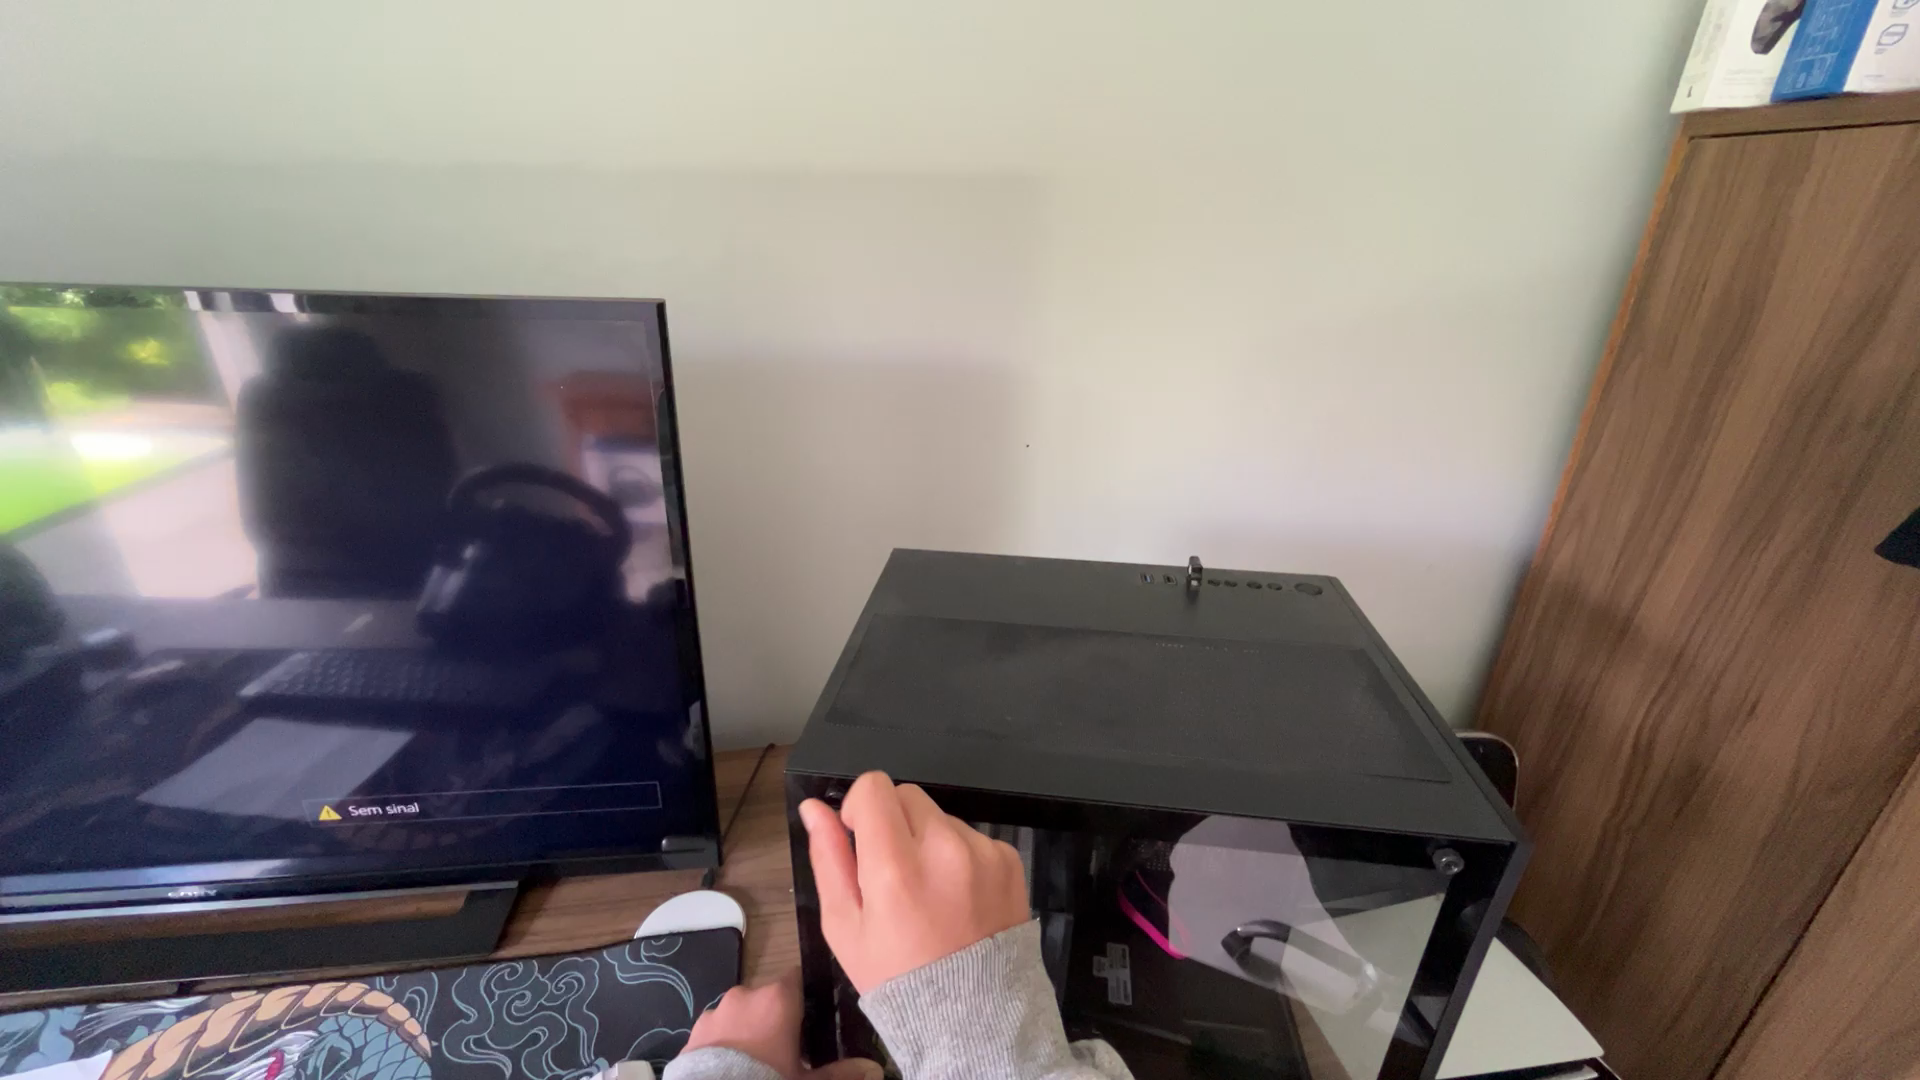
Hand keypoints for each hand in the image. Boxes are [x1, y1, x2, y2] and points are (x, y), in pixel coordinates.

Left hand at [679, 969, 879, 1079]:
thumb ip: (840, 1074)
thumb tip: (875, 1070)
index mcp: (779, 998)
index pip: (798, 979)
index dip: (805, 998)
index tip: (809, 1021)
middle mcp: (747, 994)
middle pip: (768, 998)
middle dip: (774, 1021)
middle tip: (782, 1053)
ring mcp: (716, 1012)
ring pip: (739, 1015)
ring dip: (745, 1032)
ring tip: (750, 1067)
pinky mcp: (693, 1033)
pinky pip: (714, 1033)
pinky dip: (721, 1046)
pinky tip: (726, 1073)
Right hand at [799, 771, 1028, 993]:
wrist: (974, 1016)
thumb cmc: (897, 975)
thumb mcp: (845, 928)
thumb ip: (828, 858)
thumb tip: (815, 808)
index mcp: (896, 867)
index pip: (874, 787)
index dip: (861, 807)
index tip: (863, 837)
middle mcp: (944, 848)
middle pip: (906, 795)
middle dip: (894, 823)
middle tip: (894, 872)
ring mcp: (982, 851)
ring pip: (939, 815)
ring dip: (927, 840)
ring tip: (930, 892)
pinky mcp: (1008, 857)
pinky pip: (971, 835)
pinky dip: (960, 855)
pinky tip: (958, 897)